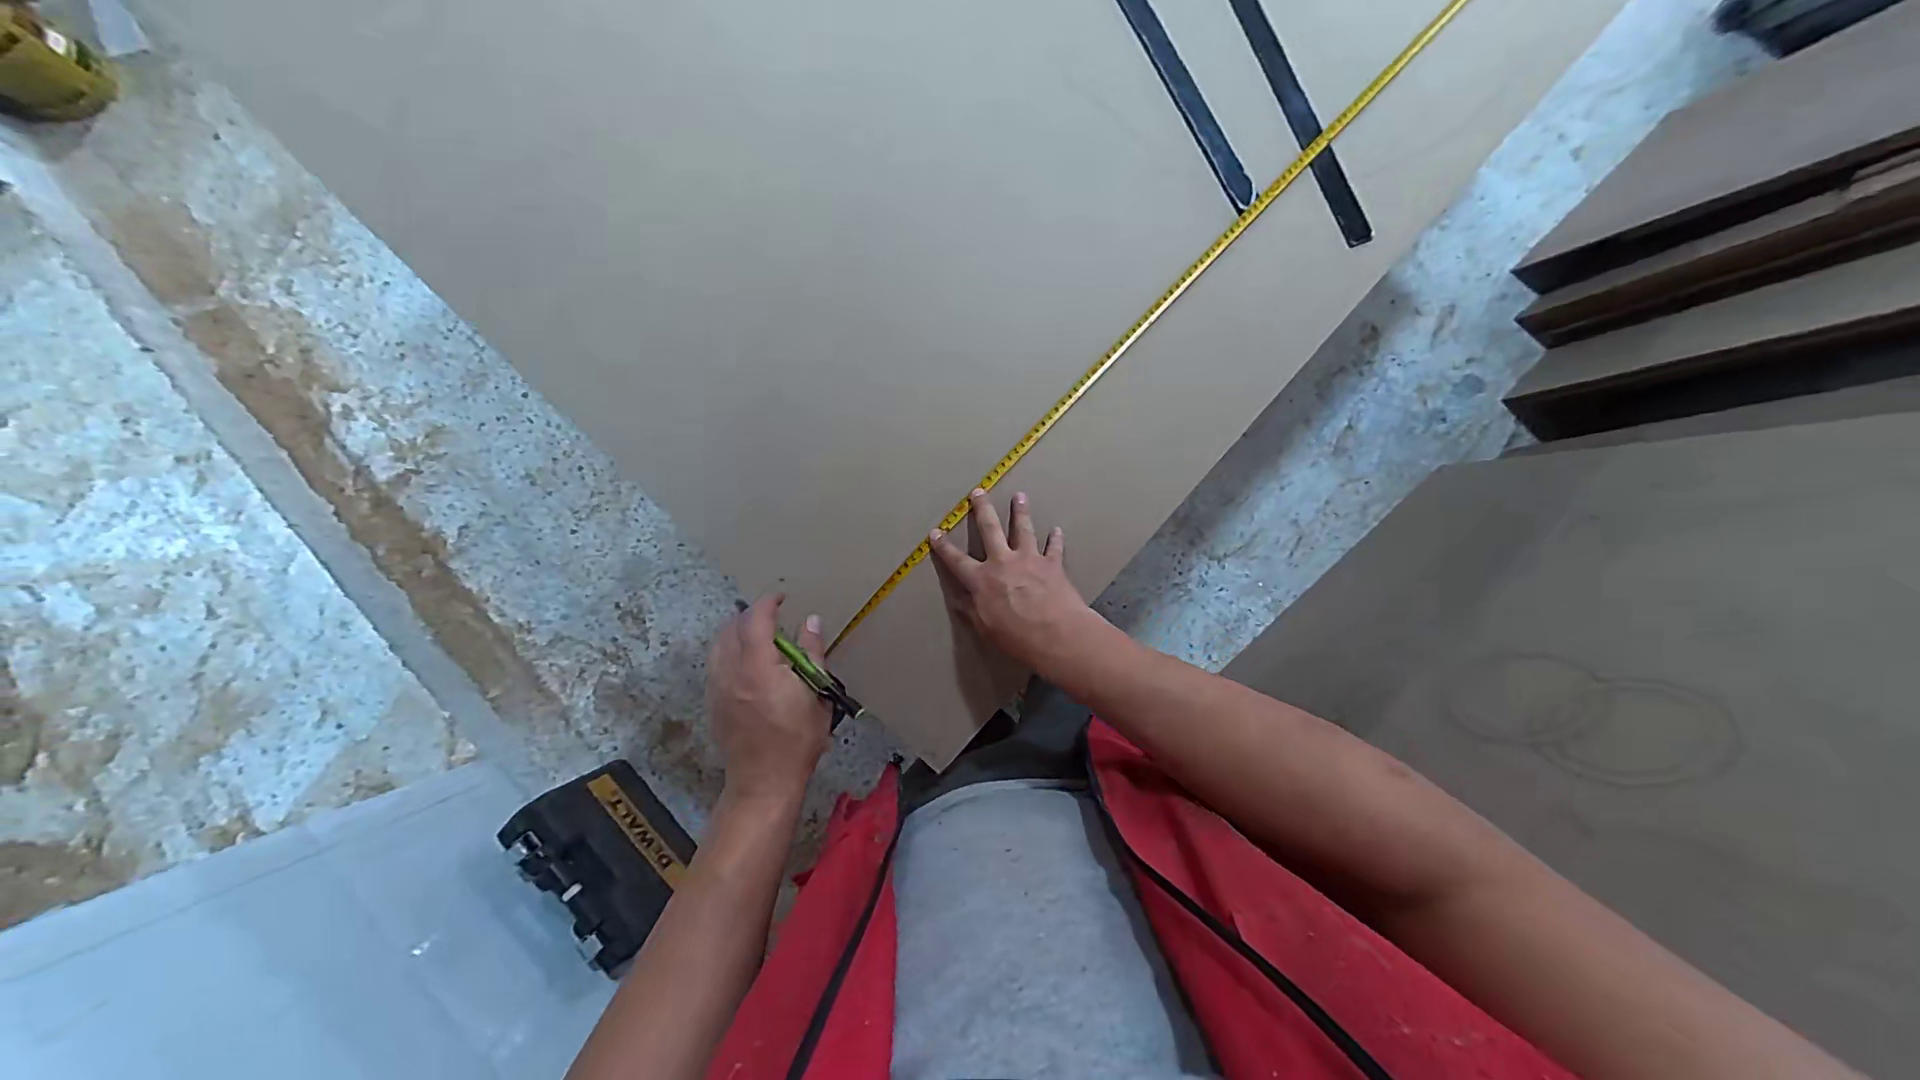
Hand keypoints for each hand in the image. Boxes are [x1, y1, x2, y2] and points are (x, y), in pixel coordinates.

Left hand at [705, 593, 830, 806]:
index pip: (756, 620)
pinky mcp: (712, 702)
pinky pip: (715, 663)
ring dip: (736, 630)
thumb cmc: (797, 741)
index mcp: (759, 669)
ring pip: (718, 644)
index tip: (781, 597)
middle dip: (751, 614)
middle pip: (732, 628)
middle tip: (772, 614)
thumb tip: (811, 621)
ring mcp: (717, 688)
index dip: (768, 603)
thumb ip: (812, 654)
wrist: (764, 780)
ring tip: (756, 633)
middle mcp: (732, 673)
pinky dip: (728, 650)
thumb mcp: (817, 695)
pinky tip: (744, 659)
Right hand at [927, 489, 1105, 673]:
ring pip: (1023, 529)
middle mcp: (1003, 562)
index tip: (935, 532)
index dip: (944, 547)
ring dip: (1020, 512)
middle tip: (978, 492)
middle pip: (990, 529)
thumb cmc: (1016, 636)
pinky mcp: (1052, 565)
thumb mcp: (984, 628)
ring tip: (1019, 496)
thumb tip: (959, 600)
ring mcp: (1029, 560)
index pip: (956, 560)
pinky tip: (1056, 530)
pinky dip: (1055, 539)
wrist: (1055, 633)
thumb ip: (971, 611)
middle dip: (982, 509)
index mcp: (982, 580)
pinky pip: (1053, 548)